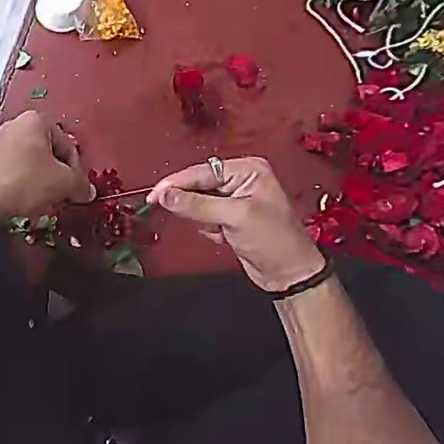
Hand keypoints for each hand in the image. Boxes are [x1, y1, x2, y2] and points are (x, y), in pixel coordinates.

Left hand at [0, 111, 92, 222]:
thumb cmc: (22, 183)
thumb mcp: (63, 184)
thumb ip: (80, 184)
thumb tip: (87, 191)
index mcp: (36, 121)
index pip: (68, 147)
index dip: (75, 172)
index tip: (75, 189)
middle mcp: (15, 126)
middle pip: (49, 155)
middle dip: (56, 178)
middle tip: (58, 196)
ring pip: (31, 165)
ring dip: (40, 184)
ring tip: (39, 203)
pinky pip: (12, 173)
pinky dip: (20, 187)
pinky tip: (20, 204)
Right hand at [148, 157, 326, 291]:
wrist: (290, 274)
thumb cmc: (272, 240)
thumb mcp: (235, 217)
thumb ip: (197, 205)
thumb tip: (164, 194)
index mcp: (248, 169)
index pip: (203, 171)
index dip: (176, 183)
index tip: (153, 195)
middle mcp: (242, 179)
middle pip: (199, 184)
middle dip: (190, 202)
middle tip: (167, 211)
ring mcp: (236, 199)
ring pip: (199, 202)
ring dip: (201, 218)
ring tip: (217, 230)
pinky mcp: (231, 218)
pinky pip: (205, 217)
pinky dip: (207, 227)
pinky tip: (222, 237)